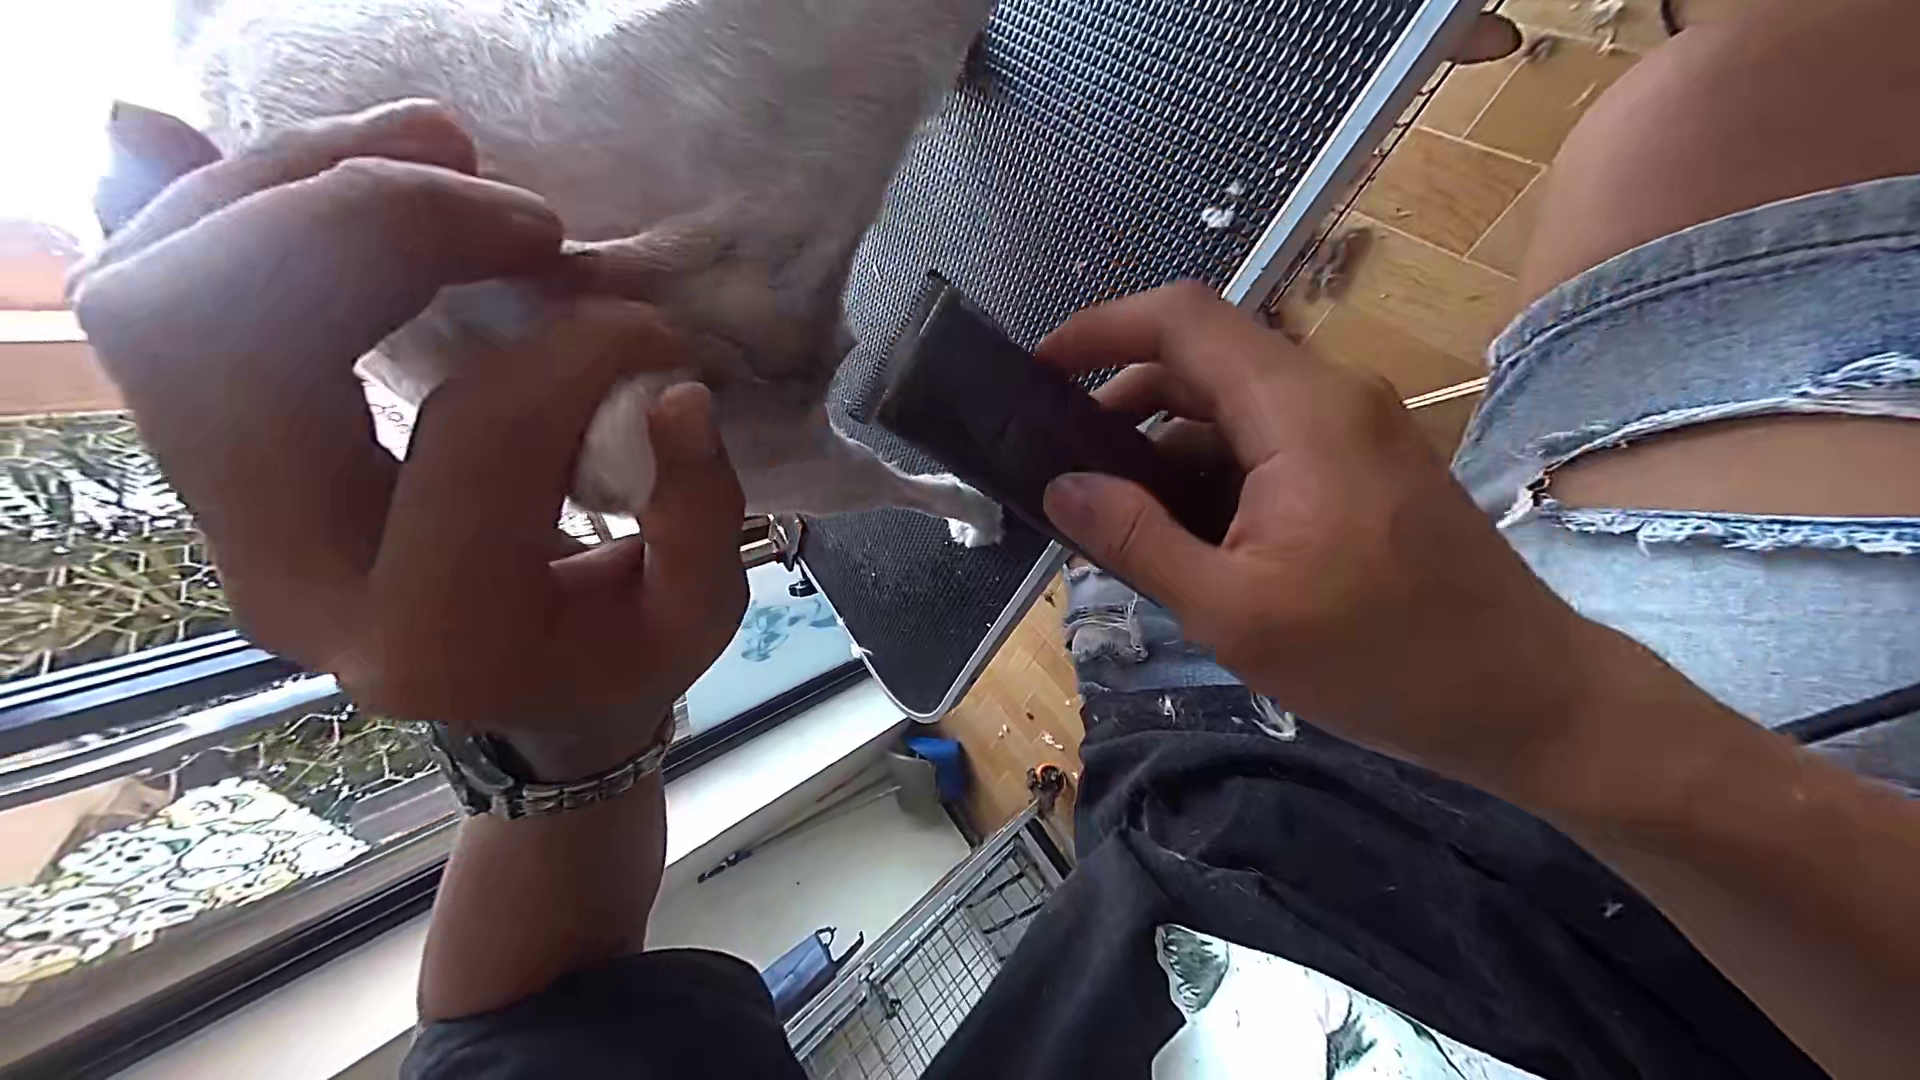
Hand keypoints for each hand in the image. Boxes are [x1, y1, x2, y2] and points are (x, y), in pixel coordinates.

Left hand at [69, 100, 747, 763]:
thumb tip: (680, 393)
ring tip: (439, 154)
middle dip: (385, 229)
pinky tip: (207, 139)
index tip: (665, 336)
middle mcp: (296, 586)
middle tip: (527, 215)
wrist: (536, 696)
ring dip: (293, 194)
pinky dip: (192, 215)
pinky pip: (156, 327)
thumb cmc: (627, 657)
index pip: (484, 436)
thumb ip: (701, 516)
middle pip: (238, 350)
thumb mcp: (700, 611)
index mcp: (443, 633)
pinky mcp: (228, 485)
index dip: (586, 353)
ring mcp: (234, 533)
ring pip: (165, 315)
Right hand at [1038, 284, 1635, 796]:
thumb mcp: (1231, 611)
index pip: (1184, 321)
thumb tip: (1060, 488)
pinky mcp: (1353, 467)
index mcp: (1299, 413)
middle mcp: (1325, 398)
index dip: (1102, 328)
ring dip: (1158, 448)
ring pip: (1225, 409)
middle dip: (1119, 403)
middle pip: (1199, 363)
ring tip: (1111, 513)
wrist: (1530, 702)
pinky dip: (1201, 474)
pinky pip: (1257, 446)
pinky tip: (1175, 532)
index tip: (1041, 368)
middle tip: (1065, 466)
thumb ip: (1135, 540)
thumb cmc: (1382, 660)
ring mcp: (1345, 431)